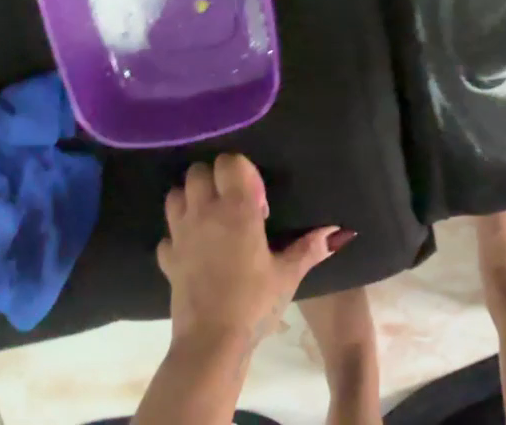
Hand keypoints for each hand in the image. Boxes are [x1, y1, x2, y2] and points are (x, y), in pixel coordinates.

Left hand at [157, 154, 341, 350]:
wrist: (212, 343)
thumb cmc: (254, 303)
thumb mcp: (287, 275)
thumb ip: (309, 248)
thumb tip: (338, 233)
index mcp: (236, 209)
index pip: (229, 162)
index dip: (243, 171)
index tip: (256, 198)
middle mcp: (204, 213)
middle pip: (198, 170)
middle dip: (214, 178)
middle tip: (232, 202)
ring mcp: (181, 234)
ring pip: (175, 194)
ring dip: (191, 198)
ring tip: (210, 218)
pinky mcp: (167, 258)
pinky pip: (167, 233)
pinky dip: (177, 235)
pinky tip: (193, 249)